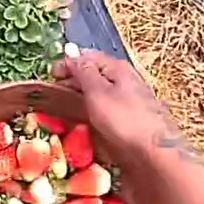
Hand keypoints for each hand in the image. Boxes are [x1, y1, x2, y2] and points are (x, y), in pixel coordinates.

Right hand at [48, 49, 199, 171]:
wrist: (154, 154)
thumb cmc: (123, 119)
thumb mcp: (97, 91)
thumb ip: (82, 70)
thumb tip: (69, 49)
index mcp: (117, 68)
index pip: (86, 56)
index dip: (66, 64)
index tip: (49, 77)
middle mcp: (125, 79)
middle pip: (92, 72)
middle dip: (71, 80)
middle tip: (53, 94)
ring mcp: (129, 98)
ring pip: (97, 90)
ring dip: (79, 95)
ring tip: (64, 107)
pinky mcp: (129, 116)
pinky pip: (103, 105)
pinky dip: (90, 108)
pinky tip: (84, 118)